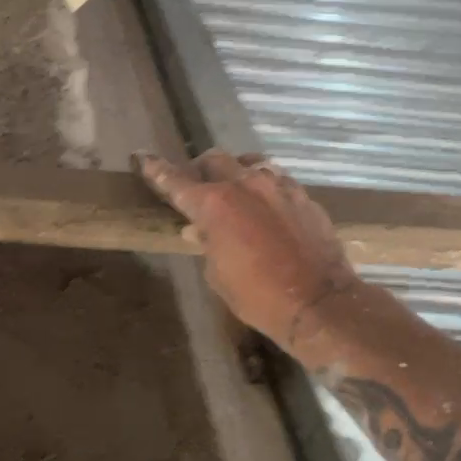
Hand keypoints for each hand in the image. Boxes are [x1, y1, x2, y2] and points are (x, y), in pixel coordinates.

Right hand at [136, 150, 359, 343]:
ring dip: (236, 171)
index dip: (155, 169)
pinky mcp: (303, 196)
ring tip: (233, 188)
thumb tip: (200, 230)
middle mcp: (245, 185)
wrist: (319, 303)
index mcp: (214, 204)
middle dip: (200, 169)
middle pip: (215, 160)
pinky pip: (276, 178)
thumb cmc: (257, 296)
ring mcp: (278, 186)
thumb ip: (207, 243)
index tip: (141, 157)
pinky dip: (263, 186)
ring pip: (249, 163)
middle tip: (196, 184)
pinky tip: (264, 203)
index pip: (175, 180)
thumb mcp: (217, 273)